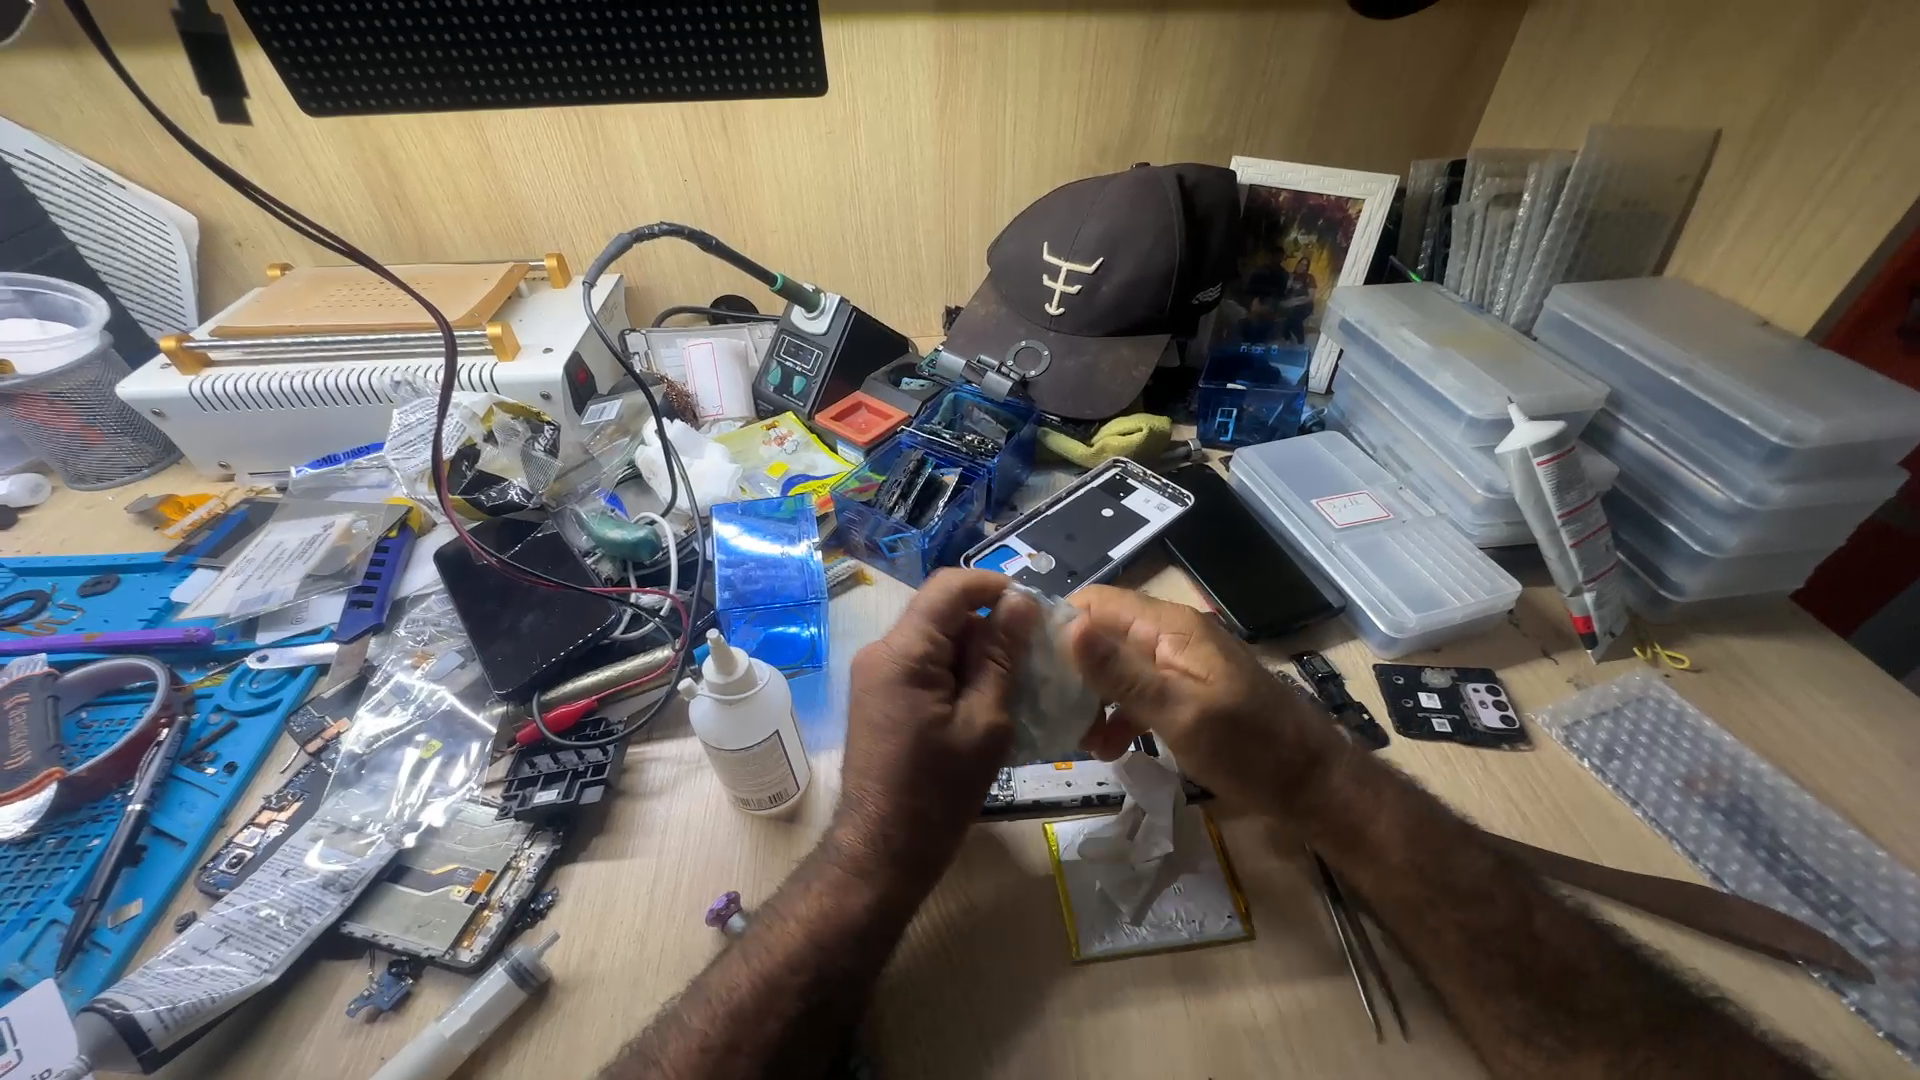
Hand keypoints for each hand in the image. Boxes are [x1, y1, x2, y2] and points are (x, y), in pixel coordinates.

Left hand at [836, 569, 1037, 889]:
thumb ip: (1001, 656)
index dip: (994, 585)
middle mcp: (881, 652)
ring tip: (1015, 682)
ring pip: (935, 639)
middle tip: (1032, 655)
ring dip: (976, 652)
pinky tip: (986, 701)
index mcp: (903, 653)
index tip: (1034, 609)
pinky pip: (924, 665)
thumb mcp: (985, 722)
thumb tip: (1021, 602)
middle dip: (989, 625)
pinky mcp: (880, 696)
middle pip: (942, 612)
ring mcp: (876, 675)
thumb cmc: (939, 793)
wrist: (883, 851)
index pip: (949, 587)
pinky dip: (956, 673)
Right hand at [1066, 585, 1341, 812]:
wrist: (1313, 784)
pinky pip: (1138, 689)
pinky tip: (1106, 746)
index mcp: (1170, 628)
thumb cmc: (1249, 749)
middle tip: (1043, 706)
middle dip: (1070, 667)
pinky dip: (1117, 713)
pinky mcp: (1185, 690)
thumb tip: (1067, 626)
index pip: (1097, 603)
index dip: (1058, 624)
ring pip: (1116, 665)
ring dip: (1091, 696)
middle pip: (1103, 633)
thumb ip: (1122, 673)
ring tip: (1073, 737)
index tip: (1025, 662)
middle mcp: (1171, 635)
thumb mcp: (1180, 714)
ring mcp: (1179, 663)